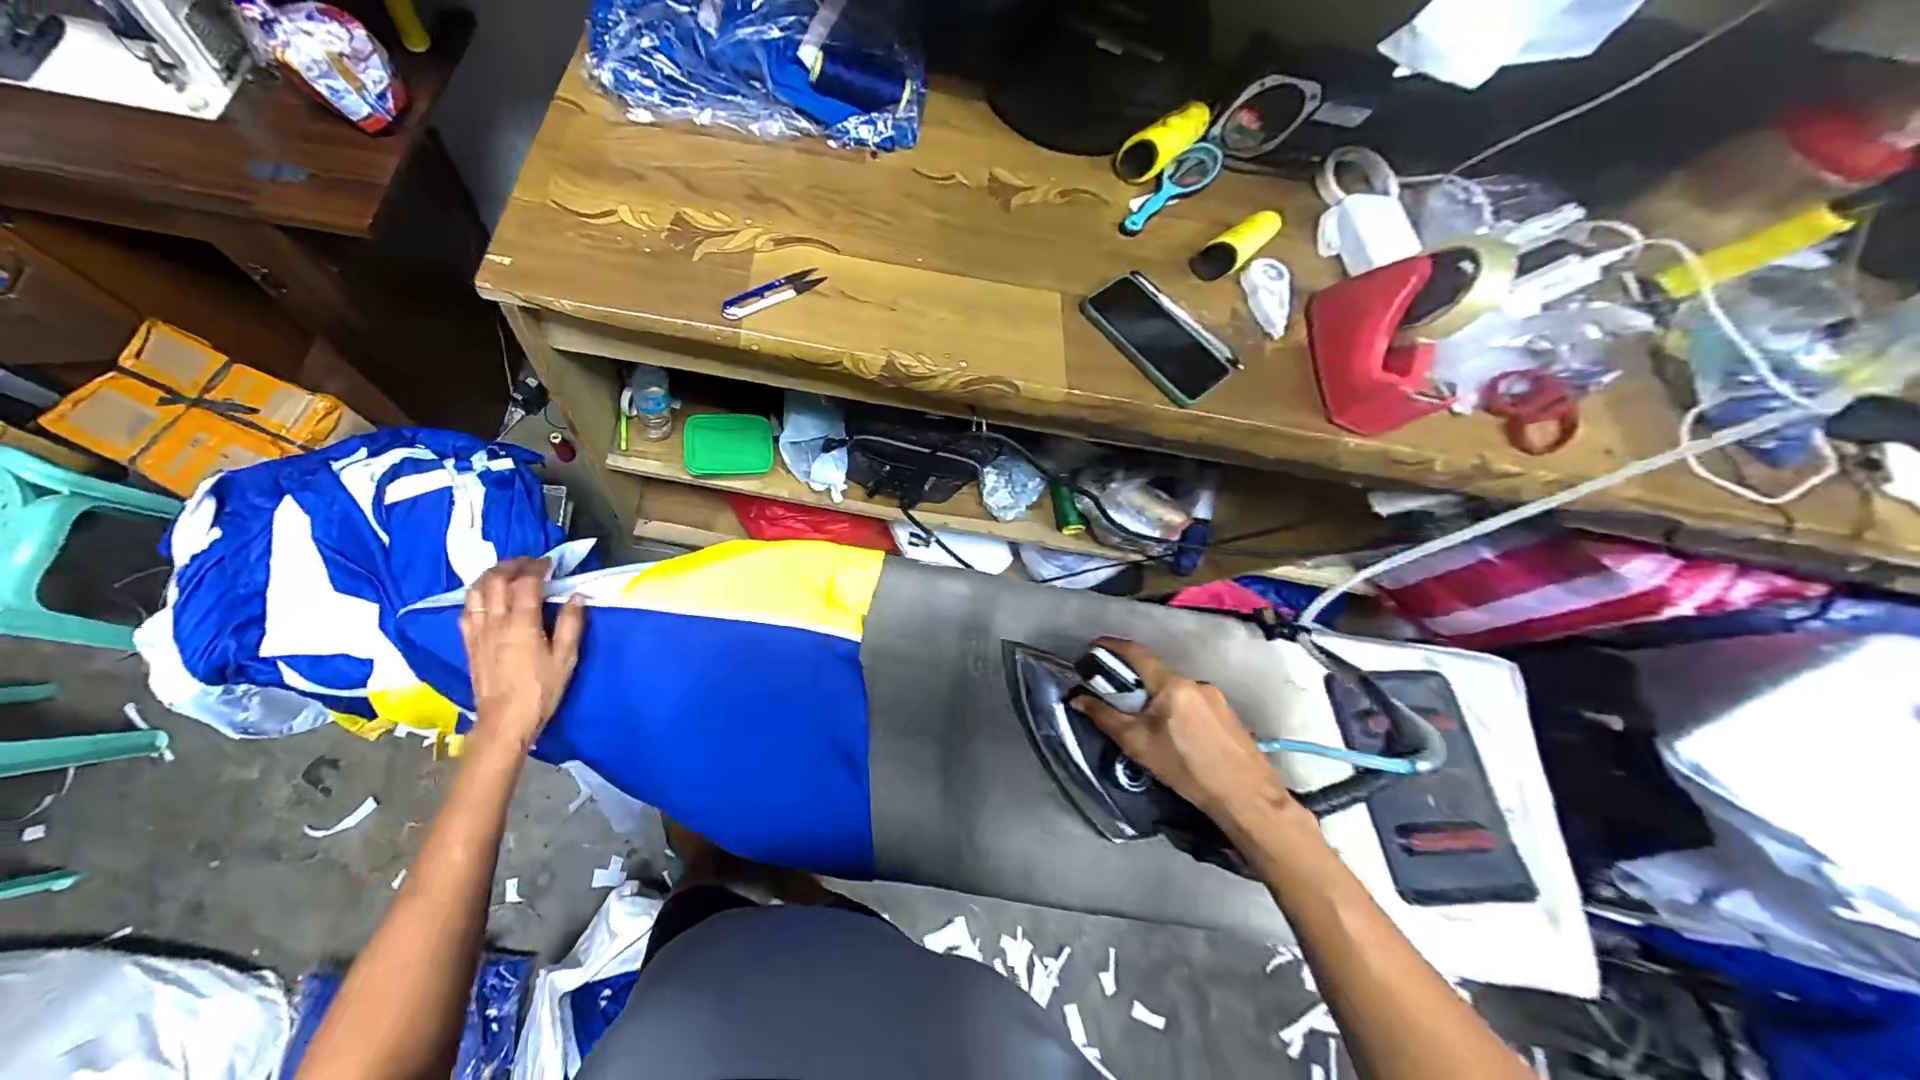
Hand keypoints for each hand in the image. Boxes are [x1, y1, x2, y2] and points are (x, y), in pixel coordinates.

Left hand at [460, 557, 584, 756]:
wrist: (505, 720)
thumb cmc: (541, 690)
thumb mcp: (566, 658)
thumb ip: (571, 624)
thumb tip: (576, 597)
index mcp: (522, 623)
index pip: (526, 583)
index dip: (537, 567)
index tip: (549, 562)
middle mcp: (495, 621)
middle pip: (495, 580)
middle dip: (511, 565)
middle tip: (528, 563)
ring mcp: (477, 631)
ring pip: (476, 591)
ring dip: (490, 576)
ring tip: (505, 573)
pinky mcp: (468, 642)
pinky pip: (466, 609)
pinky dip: (476, 595)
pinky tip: (485, 597)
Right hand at [1070, 637, 1294, 824]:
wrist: (1246, 797)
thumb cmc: (1186, 769)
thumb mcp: (1138, 744)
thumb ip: (1105, 717)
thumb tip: (1079, 698)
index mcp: (1172, 685)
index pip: (1137, 653)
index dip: (1113, 646)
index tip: (1095, 647)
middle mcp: (1195, 683)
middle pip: (1157, 676)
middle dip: (1136, 686)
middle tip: (1121, 706)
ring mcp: (1216, 697)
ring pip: (1176, 692)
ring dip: (1160, 703)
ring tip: (1153, 731)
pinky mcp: (1229, 714)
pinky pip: (1194, 704)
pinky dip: (1179, 713)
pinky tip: (1180, 740)